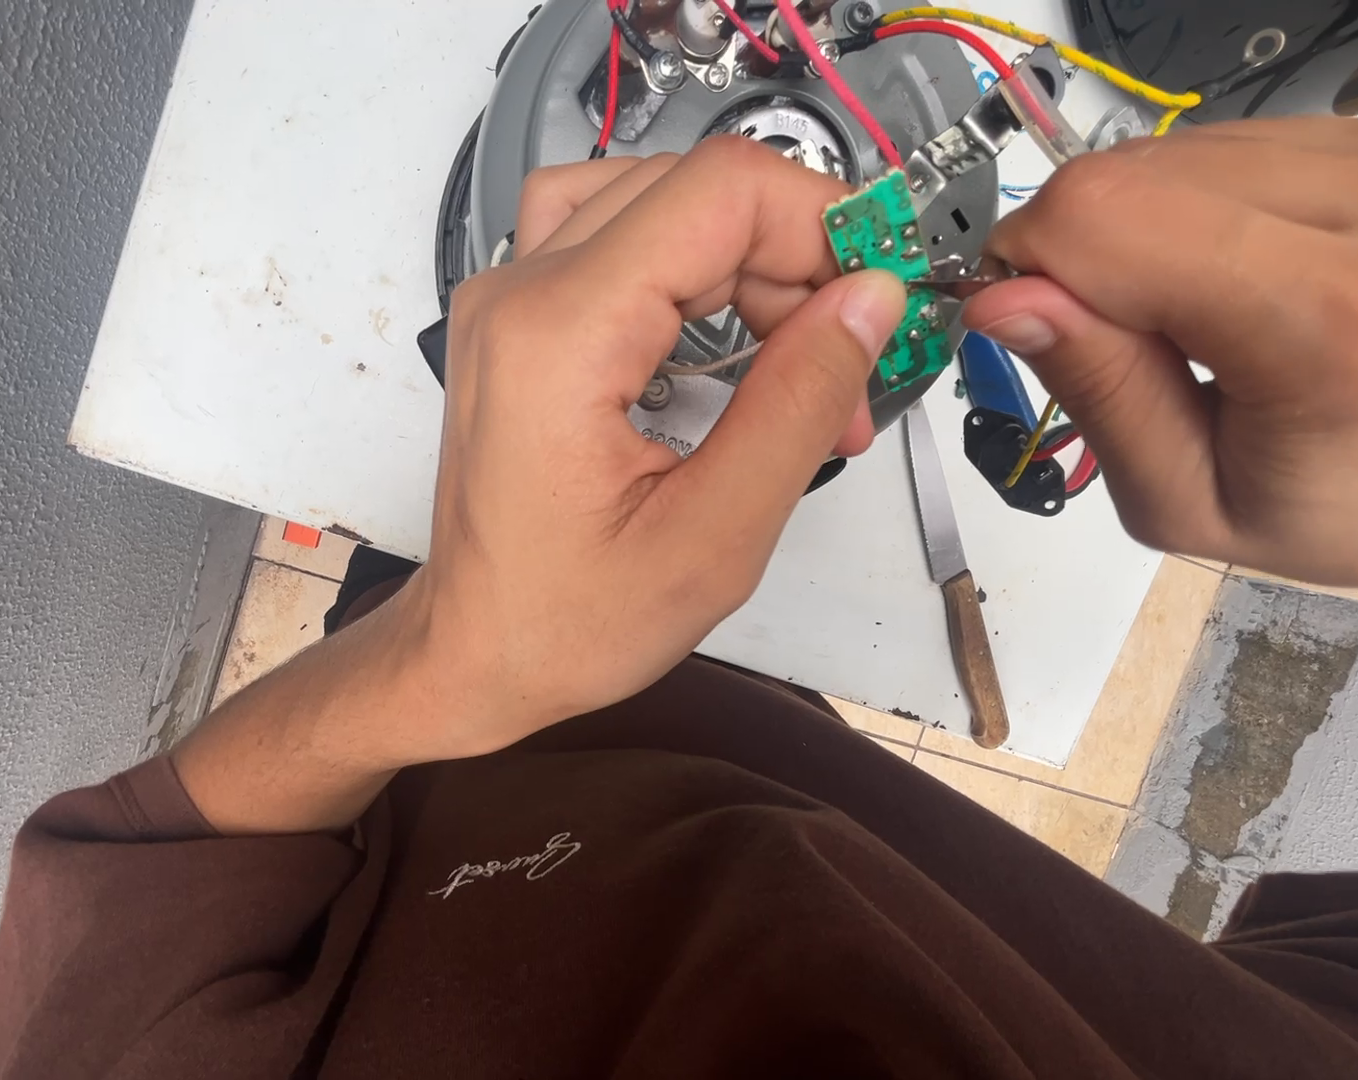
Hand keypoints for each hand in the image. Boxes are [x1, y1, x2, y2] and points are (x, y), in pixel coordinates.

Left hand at [173, 139, 907, 830]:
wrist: (475, 648)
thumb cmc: (570, 623)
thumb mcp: (713, 537)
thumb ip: (799, 405)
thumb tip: (870, 299)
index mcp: (560, 337)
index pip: (722, 192)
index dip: (823, 224)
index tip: (882, 296)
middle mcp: (520, 294)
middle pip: (695, 193)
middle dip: (794, 264)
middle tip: (842, 369)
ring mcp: (508, 301)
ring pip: (658, 205)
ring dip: (745, 266)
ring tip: (788, 359)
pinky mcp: (517, 322)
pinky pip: (616, 242)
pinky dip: (690, 273)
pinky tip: (721, 339)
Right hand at [962, 100, 1357, 645]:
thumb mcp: (1186, 501)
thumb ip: (1096, 391)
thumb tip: (1001, 300)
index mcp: (1342, 325)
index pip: (1105, 218)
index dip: (1029, 259)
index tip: (1030, 319)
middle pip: (1138, 173)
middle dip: (1084, 250)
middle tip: (1121, 335)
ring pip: (1192, 148)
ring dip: (1154, 229)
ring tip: (1202, 312)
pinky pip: (1262, 142)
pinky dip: (1219, 208)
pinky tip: (1256, 271)